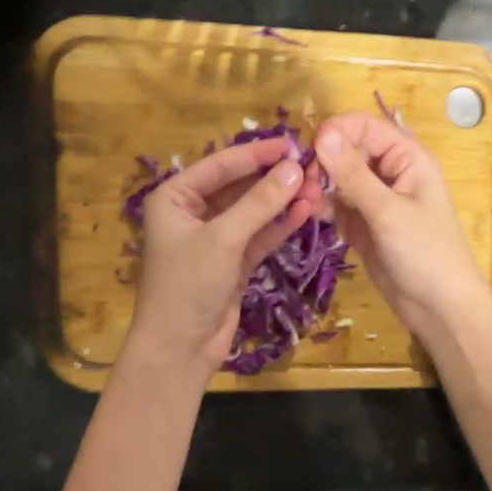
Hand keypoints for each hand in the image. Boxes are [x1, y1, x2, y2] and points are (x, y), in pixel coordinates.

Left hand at [128, 138, 322, 372]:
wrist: (179, 347)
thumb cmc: (188, 285)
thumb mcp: (223, 239)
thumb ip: (259, 203)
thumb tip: (294, 168)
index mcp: (175, 197)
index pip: (220, 165)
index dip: (256, 154)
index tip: (291, 143)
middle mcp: (193, 213)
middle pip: (239, 187)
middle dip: (273, 179)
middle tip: (310, 166)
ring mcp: (215, 240)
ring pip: (252, 213)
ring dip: (281, 202)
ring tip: (316, 188)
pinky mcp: (233, 263)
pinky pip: (259, 237)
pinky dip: (279, 226)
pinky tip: (305, 212)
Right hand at [314, 112, 491, 336]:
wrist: (439, 308)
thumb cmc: (425, 253)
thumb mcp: (388, 211)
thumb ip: (354, 174)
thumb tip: (323, 134)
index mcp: (407, 158)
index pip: (365, 127)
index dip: (336, 132)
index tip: (309, 152)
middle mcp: (391, 174)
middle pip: (348, 152)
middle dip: (323, 162)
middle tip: (302, 184)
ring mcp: (376, 202)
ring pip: (339, 181)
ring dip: (320, 187)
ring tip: (303, 201)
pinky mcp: (364, 228)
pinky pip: (338, 208)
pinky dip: (323, 208)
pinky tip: (309, 214)